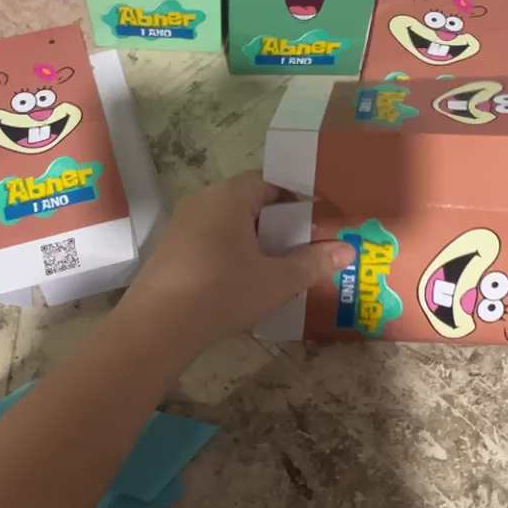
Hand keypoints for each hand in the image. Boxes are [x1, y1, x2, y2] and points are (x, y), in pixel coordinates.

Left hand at [118, 171, 354, 358]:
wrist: (158, 326)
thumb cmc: (223, 292)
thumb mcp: (277, 281)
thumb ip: (313, 263)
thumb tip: (348, 250)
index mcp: (230, 196)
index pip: (270, 182)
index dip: (297, 199)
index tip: (317, 221)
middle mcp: (203, 200)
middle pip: (249, 201)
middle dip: (277, 222)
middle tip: (304, 246)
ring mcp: (182, 224)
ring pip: (229, 223)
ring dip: (254, 240)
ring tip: (278, 266)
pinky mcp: (171, 249)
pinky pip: (210, 240)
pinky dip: (231, 253)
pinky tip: (243, 281)